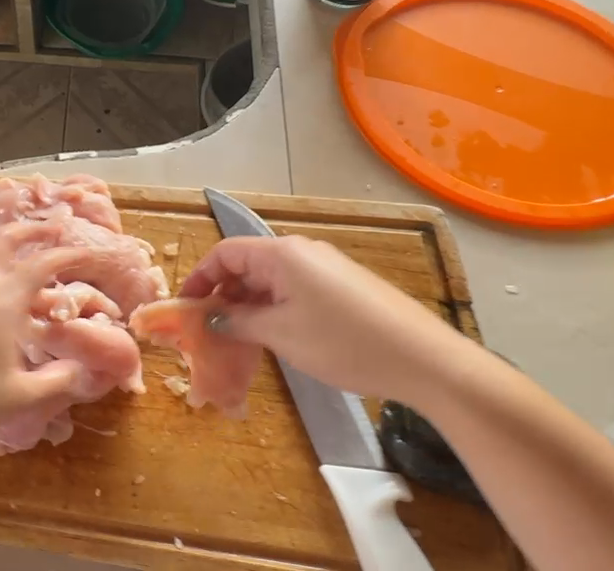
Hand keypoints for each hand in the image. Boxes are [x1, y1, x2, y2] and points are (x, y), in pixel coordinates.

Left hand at [0, 221, 83, 456]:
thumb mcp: (21, 397)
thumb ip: (58, 379)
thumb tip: (84, 367)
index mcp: (2, 302)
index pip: (40, 264)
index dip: (66, 253)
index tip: (86, 251)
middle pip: (4, 239)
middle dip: (31, 229)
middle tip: (54, 227)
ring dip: (0, 233)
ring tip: (15, 235)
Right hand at [180, 235, 485, 405]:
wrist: (426, 361)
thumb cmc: (344, 343)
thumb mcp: (281, 334)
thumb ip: (239, 321)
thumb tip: (211, 317)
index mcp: (282, 253)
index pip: (225, 253)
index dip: (200, 278)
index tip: (187, 308)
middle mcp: (302, 251)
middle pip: (247, 263)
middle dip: (224, 293)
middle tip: (210, 327)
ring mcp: (327, 268)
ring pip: (272, 279)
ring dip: (250, 303)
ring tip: (240, 337)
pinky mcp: (346, 287)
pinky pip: (296, 289)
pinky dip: (275, 307)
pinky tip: (278, 337)